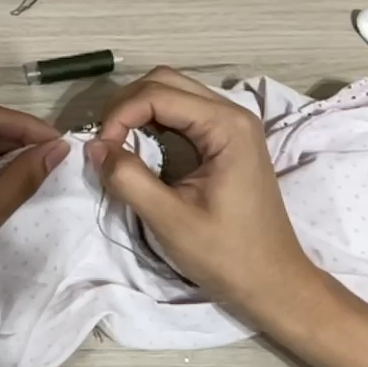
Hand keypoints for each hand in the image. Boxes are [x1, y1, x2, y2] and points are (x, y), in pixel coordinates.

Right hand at [90, 67, 333, 326]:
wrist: (274, 284)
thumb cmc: (228, 255)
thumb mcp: (170, 220)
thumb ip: (129, 179)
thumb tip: (93, 147)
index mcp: (226, 126)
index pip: (157, 94)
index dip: (120, 115)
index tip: (100, 151)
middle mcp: (232, 113)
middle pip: (164, 82)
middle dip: (126, 106)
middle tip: (105, 143)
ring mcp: (231, 125)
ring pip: (171, 92)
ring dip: (138, 111)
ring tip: (117, 145)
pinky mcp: (226, 139)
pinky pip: (181, 113)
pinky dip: (153, 122)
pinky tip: (139, 148)